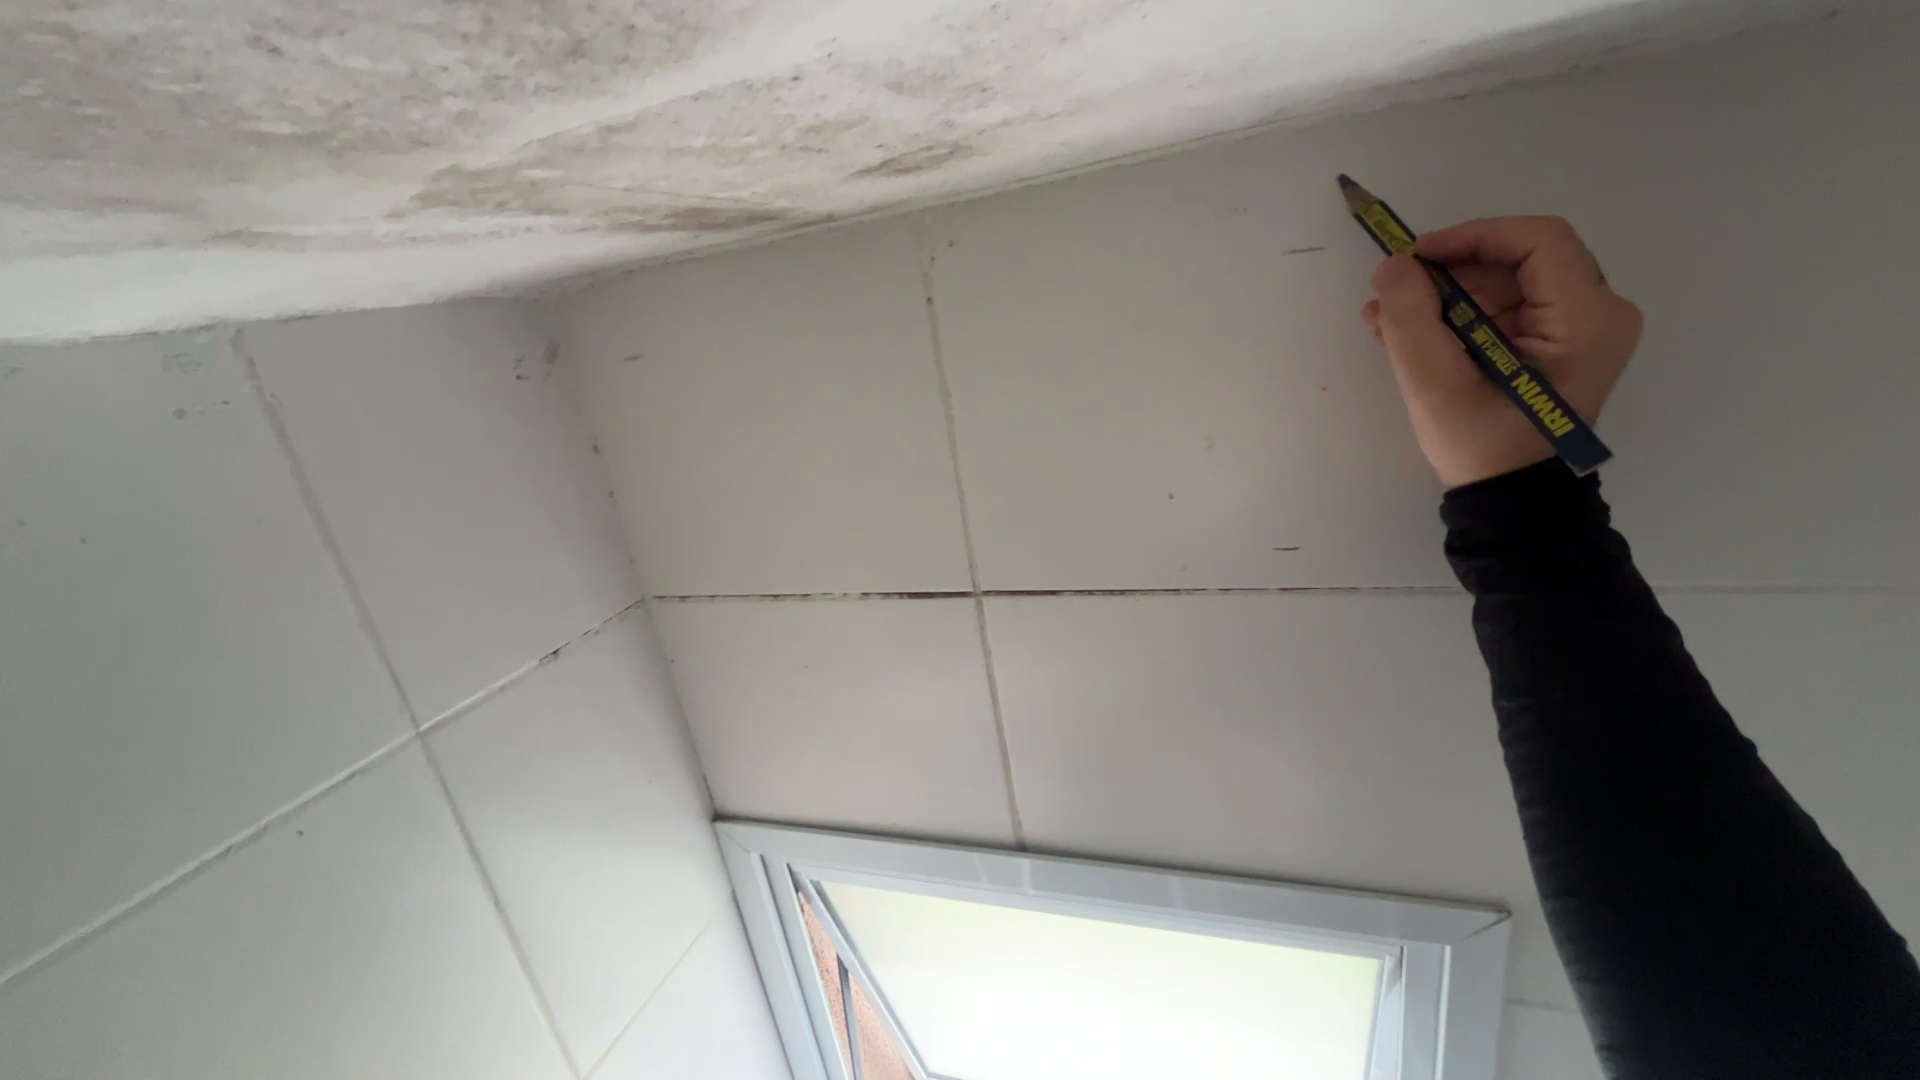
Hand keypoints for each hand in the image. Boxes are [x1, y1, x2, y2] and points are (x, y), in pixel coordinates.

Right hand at [1361, 216, 1642, 487]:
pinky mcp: (1553, 344)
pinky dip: (1456, 315)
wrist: (1510, 500)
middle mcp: (1597, 314)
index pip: (1538, 242)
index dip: (1472, 237)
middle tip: (1392, 290)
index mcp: (1588, 320)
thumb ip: (1411, 321)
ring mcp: (1577, 329)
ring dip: (1444, 294)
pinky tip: (1412, 330)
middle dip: (1449, 272)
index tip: (1415, 257)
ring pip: (1505, 284)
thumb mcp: (1437, 386)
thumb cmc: (1483, 446)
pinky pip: (1503, 310)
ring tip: (1388, 316)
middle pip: (1518, 261)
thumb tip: (1393, 266)